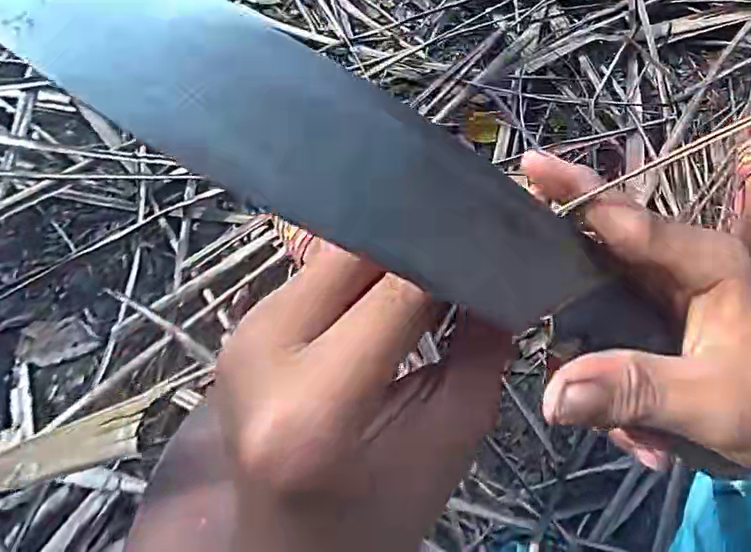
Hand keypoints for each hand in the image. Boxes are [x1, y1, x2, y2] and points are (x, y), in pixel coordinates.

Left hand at [209, 241, 510, 550]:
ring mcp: (246, 335)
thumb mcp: (454, 432)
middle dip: (423, 243)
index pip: (400, 287)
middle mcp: (264, 353)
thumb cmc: (379, 511)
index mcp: (317, 403)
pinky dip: (369, 270)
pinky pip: (323, 272)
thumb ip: (483, 342)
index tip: (498, 238)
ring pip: (342, 252)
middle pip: (362, 254)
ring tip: (439, 265)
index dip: (454, 254)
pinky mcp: (246, 326)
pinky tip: (397, 286)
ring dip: (395, 252)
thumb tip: (505, 264)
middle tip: (472, 246)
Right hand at [522, 151, 750, 474]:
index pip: (633, 220)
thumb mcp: (709, 402)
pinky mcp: (655, 311)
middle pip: (608, 230)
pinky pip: (610, 318)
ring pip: (601, 281)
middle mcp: (682, 258)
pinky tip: (641, 437)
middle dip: (563, 233)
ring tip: (627, 420)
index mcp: (706, 258)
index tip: (533, 168)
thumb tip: (552, 393)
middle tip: (517, 223)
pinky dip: (605, 366)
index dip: (581, 193)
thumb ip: (634, 390)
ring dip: (583, 331)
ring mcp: (666, 284)